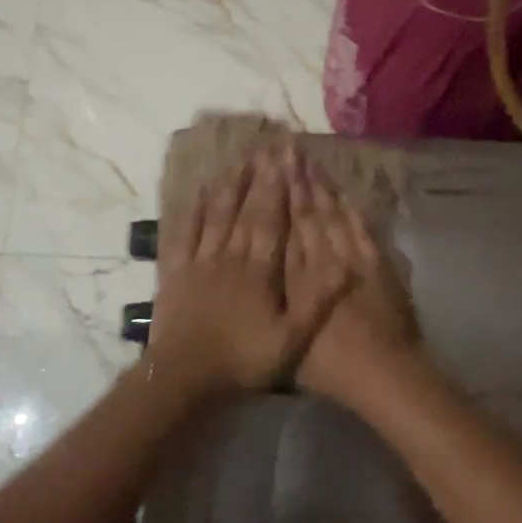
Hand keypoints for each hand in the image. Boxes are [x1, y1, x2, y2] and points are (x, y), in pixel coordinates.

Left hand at [146, 145, 349, 401]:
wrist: (184, 375)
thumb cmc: (242, 360)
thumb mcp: (290, 339)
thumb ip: (316, 301)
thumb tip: (345, 264)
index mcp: (259, 270)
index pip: (272, 219)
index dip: (280, 187)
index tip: (287, 158)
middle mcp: (229, 256)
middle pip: (246, 210)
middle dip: (259, 177)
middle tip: (267, 147)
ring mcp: (199, 261)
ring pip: (217, 215)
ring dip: (229, 185)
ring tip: (240, 159)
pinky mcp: (176, 272)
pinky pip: (186, 232)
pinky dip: (195, 210)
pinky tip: (201, 192)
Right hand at [286, 151, 422, 402]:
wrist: (379, 372)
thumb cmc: (325, 364)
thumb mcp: (285, 333)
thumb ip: (273, 299)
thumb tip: (256, 271)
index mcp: (296, 274)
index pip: (284, 224)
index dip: (277, 193)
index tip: (268, 165)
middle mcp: (322, 258)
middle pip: (307, 211)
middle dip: (296, 178)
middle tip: (285, 147)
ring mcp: (354, 258)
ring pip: (333, 215)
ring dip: (321, 187)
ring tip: (308, 161)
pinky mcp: (378, 266)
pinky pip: (361, 229)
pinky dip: (351, 210)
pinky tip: (343, 194)